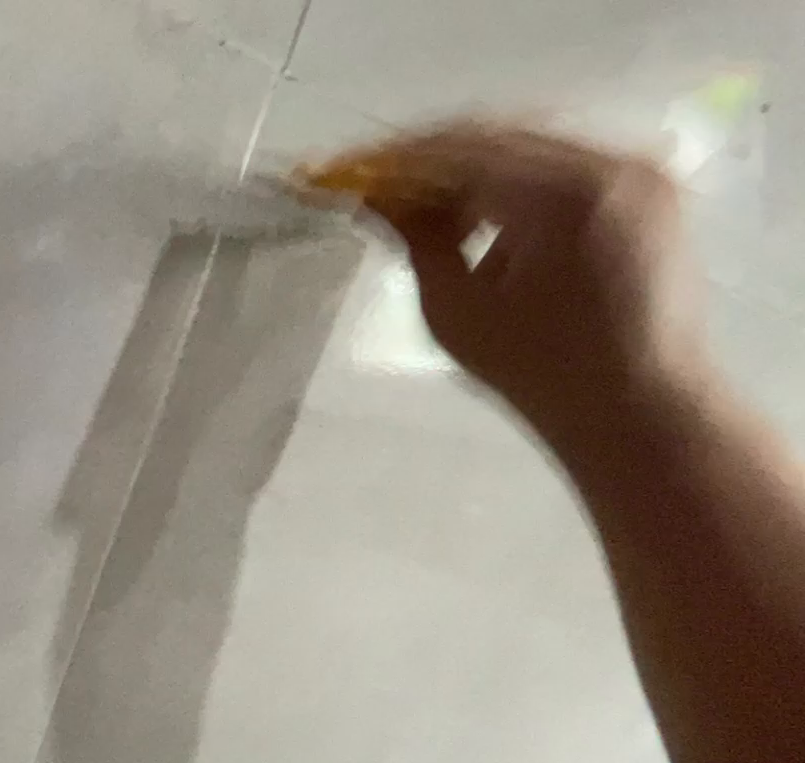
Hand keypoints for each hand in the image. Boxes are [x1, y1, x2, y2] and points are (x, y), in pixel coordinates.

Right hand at [361, 123, 708, 438]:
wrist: (632, 400)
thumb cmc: (531, 367)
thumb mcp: (453, 308)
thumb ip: (417, 240)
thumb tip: (374, 199)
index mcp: (565, 194)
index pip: (460, 153)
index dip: (393, 162)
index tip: (343, 175)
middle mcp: (612, 162)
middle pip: (496, 137)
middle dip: (424, 160)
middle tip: (369, 185)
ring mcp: (636, 169)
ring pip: (526, 145)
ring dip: (462, 169)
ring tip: (413, 205)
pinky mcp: (644, 186)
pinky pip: (559, 162)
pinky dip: (505, 179)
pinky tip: (469, 212)